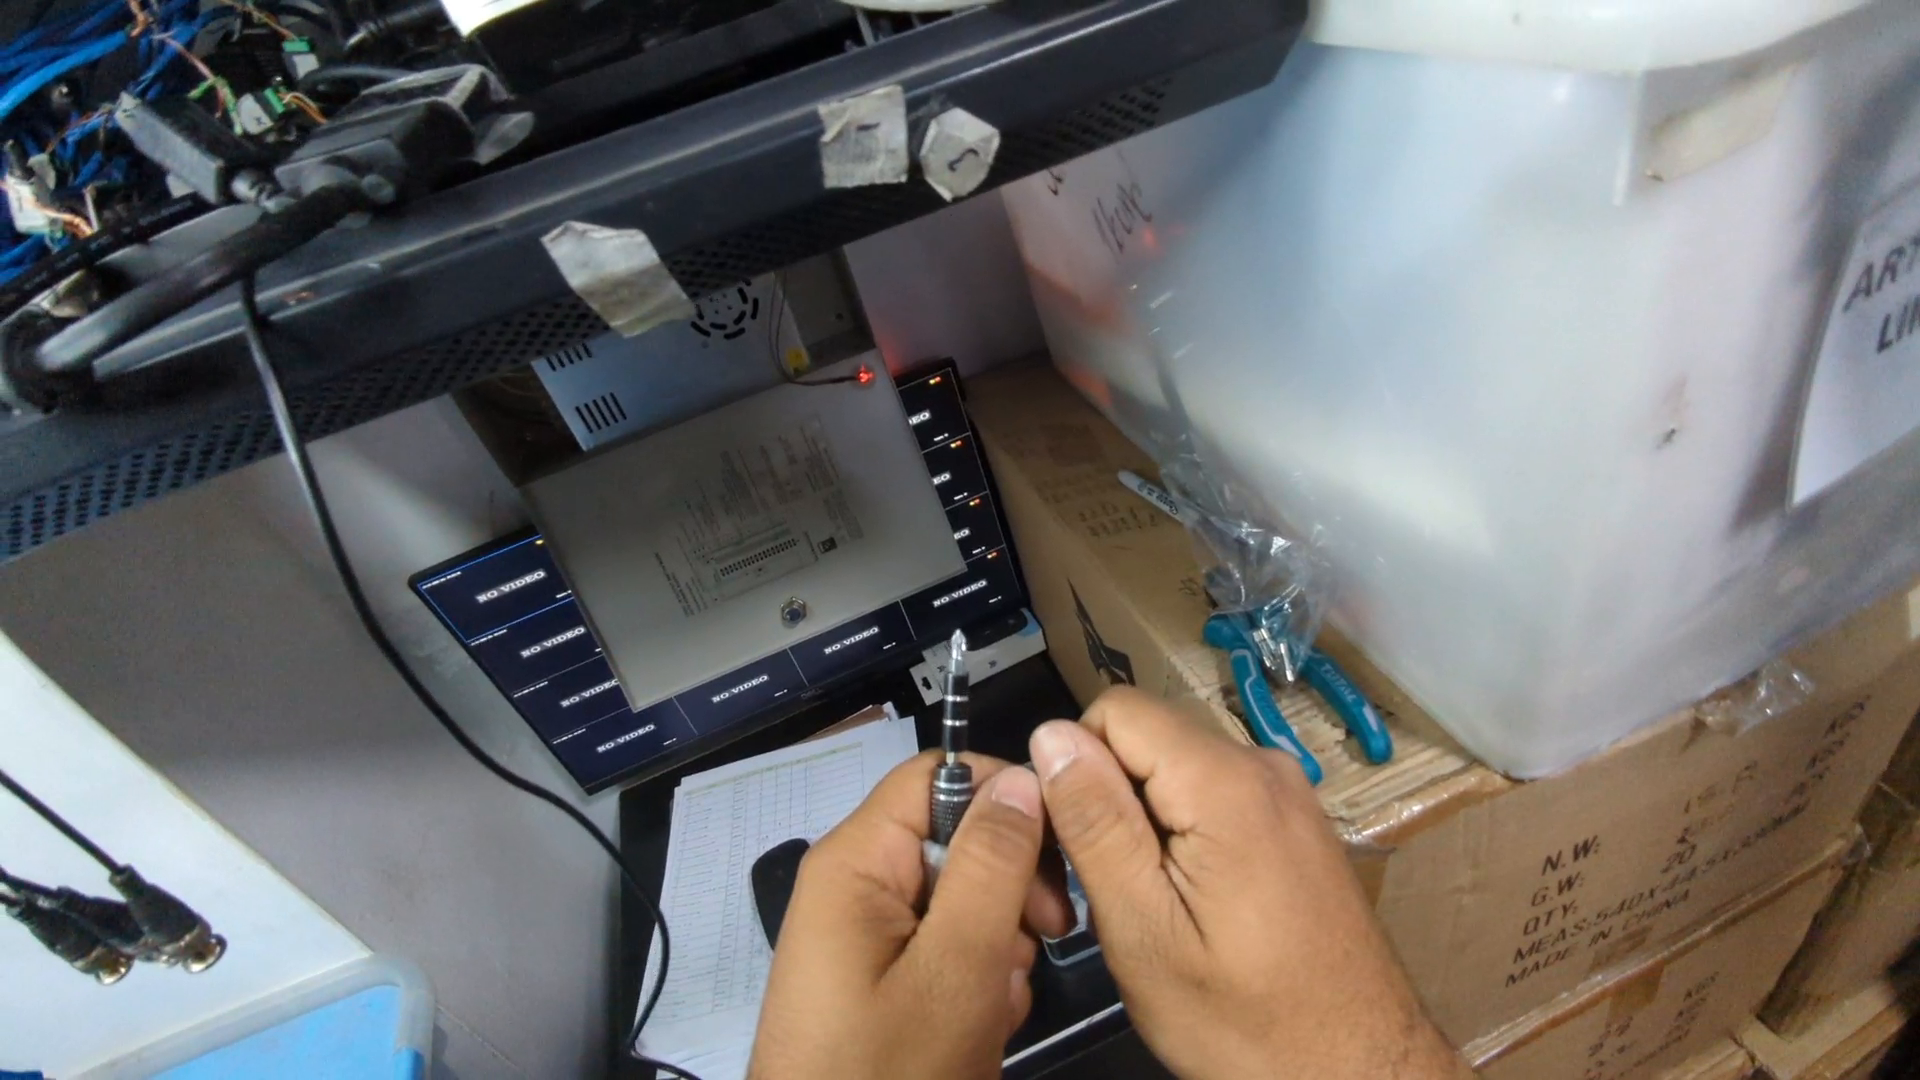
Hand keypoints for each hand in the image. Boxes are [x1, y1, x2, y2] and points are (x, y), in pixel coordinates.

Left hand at [748, 752, 1073, 1079]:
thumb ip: (991, 866)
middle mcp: (857, 881)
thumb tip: (1022, 776)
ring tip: (1000, 997)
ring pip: (958, 893)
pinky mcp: (880, 974)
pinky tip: (983, 1019)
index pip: (935, 775)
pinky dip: (975, 972)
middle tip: (1046, 933)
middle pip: (952, 834)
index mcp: (857, 858)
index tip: (1057, 843)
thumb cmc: (888, 1078)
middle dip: (1006, 879)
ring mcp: (867, 931)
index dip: (1000, 791)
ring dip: (997, 936)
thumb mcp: (954, 970)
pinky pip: (942, 942)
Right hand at [1029, 688, 1468, 1079]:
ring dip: (1143, 815)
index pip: (1115, 709)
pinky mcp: (1295, 819)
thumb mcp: (1145, 929)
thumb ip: (1096, 822)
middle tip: (1108, 886)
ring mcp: (1286, 790)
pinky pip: (1211, 791)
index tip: (1079, 840)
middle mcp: (1261, 763)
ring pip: (1174, 764)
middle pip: (1147, 736)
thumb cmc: (1245, 1020)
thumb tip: (1050, 733)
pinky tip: (1192, 896)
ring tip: (1151, 900)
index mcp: (1224, 779)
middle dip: (1109, 793)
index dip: (1079, 764)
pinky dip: (1182, 827)